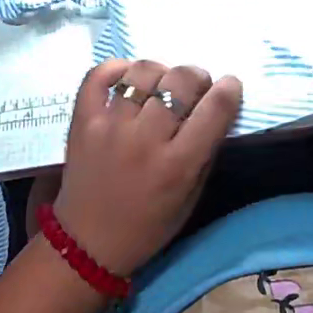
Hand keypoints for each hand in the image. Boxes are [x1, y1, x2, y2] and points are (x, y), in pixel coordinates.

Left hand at [53, 58, 241, 276]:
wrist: (87, 243)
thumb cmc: (148, 226)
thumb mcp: (191, 197)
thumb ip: (206, 152)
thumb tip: (216, 109)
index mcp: (177, 165)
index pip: (215, 109)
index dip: (230, 88)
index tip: (230, 85)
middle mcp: (144, 139)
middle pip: (181, 81)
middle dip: (197, 77)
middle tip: (195, 87)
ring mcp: (109, 126)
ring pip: (143, 72)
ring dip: (161, 72)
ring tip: (161, 85)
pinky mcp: (82, 120)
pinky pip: (98, 75)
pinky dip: (117, 68)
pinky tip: (128, 78)